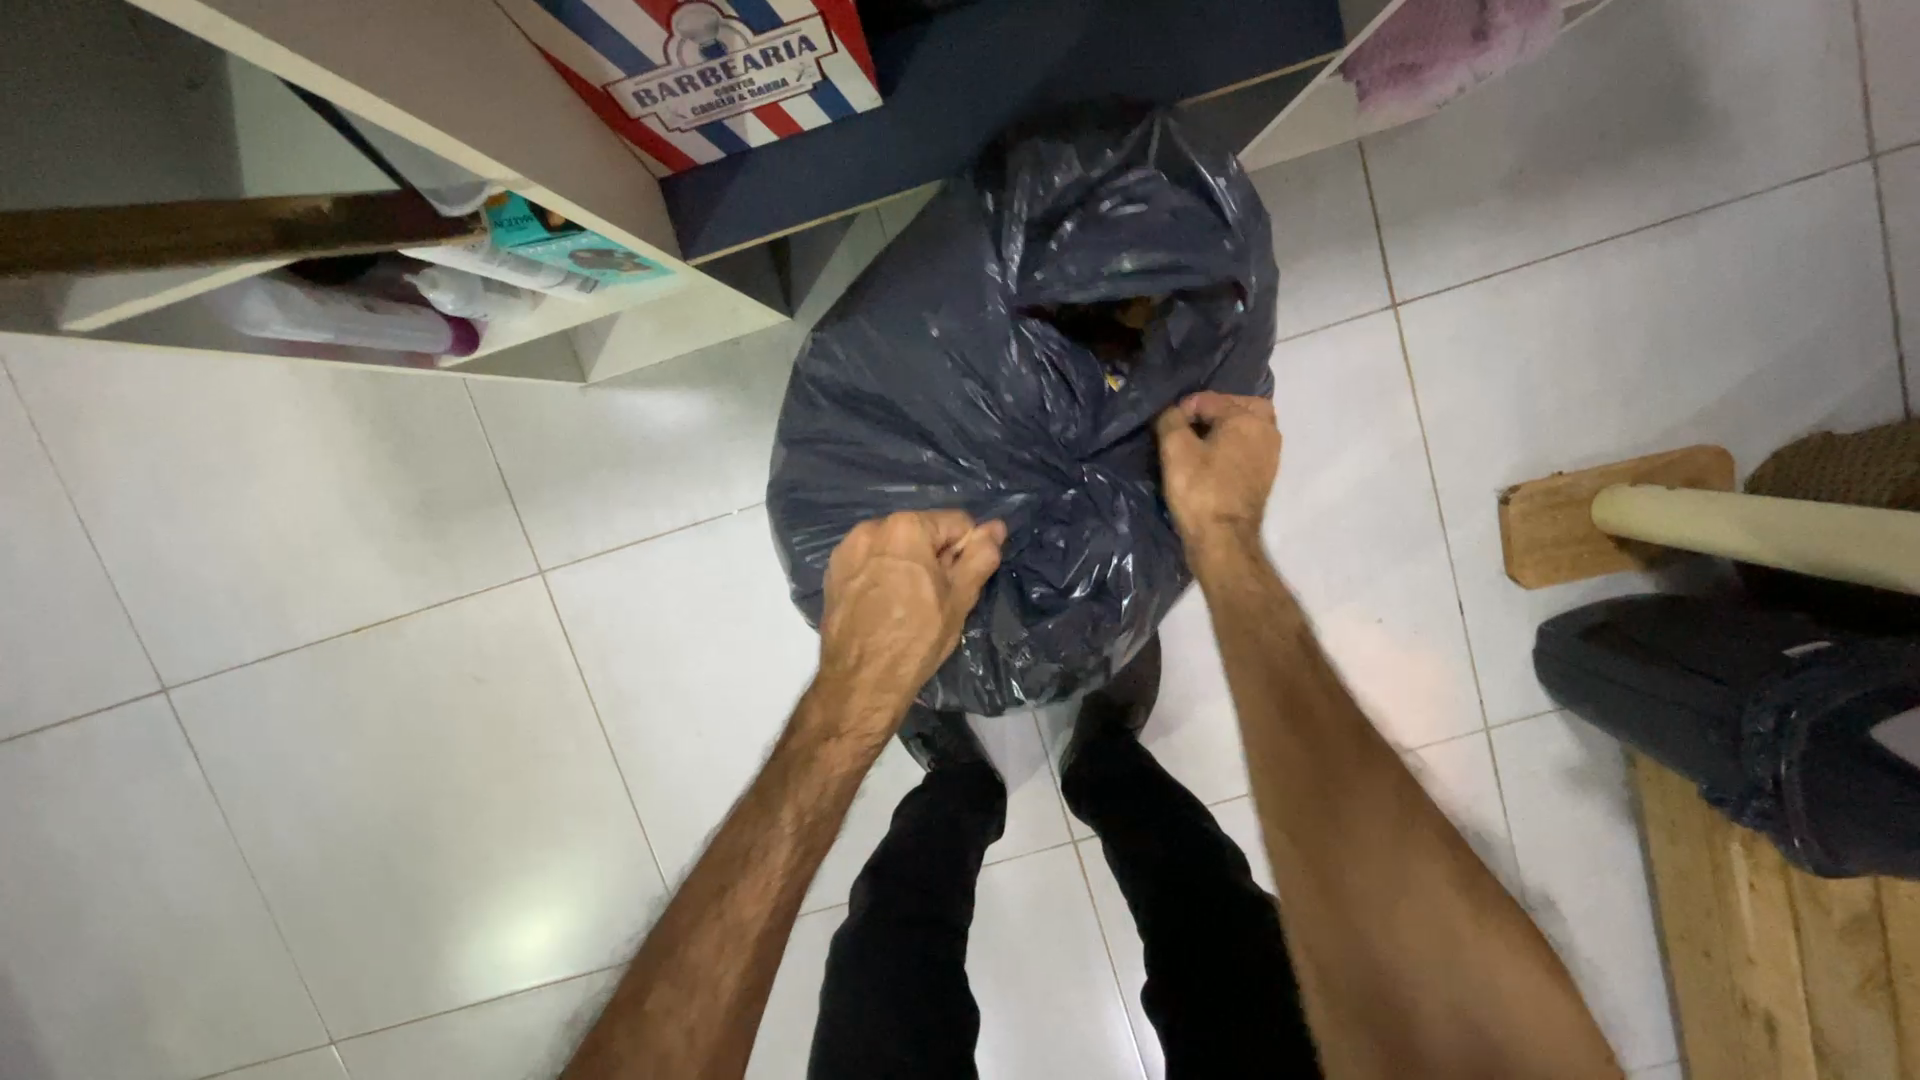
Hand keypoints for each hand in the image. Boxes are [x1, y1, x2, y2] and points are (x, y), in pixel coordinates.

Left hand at [816, 510, 1007, 725]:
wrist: (861, 680)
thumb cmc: (917, 637)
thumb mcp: (960, 597)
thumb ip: (980, 556)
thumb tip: (996, 527)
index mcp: (906, 526)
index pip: (957, 523)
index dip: (967, 552)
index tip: (960, 584)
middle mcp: (871, 528)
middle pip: (922, 532)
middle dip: (935, 557)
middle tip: (937, 598)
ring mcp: (847, 550)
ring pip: (895, 548)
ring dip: (908, 565)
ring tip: (910, 605)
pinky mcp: (833, 572)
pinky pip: (870, 563)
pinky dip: (882, 575)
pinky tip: (885, 607)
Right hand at [1153, 391, 1280, 554]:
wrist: (1223, 538)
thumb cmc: (1199, 490)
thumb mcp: (1175, 449)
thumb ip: (1170, 420)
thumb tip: (1171, 411)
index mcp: (1247, 418)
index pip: (1209, 399)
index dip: (1184, 408)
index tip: (1166, 424)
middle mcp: (1267, 430)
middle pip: (1240, 406)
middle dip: (1214, 409)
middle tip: (1189, 424)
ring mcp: (1271, 454)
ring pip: (1248, 426)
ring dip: (1225, 427)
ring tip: (1198, 440)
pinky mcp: (1266, 474)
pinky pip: (1249, 446)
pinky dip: (1233, 444)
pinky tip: (1213, 457)